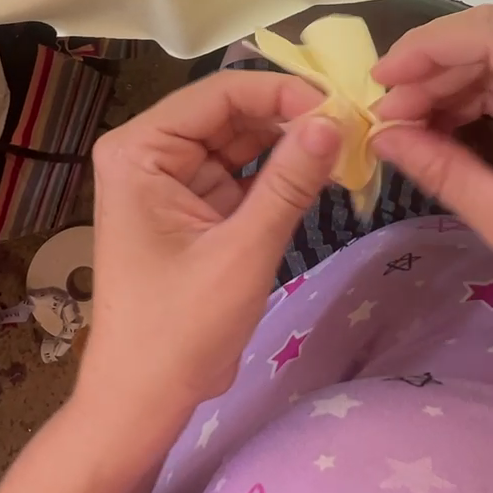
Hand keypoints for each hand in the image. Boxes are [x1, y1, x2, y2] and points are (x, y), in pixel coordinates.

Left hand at [77, 71, 341, 432]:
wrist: (144, 401)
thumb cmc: (179, 329)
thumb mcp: (242, 250)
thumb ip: (289, 181)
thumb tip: (335, 121)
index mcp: (140, 149)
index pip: (217, 94)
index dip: (280, 92)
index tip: (338, 106)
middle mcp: (151, 151)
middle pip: (230, 112)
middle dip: (289, 115)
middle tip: (352, 123)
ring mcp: (172, 176)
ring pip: (241, 139)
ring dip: (290, 141)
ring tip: (347, 142)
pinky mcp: (194, 203)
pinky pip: (244, 172)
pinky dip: (280, 171)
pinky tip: (323, 168)